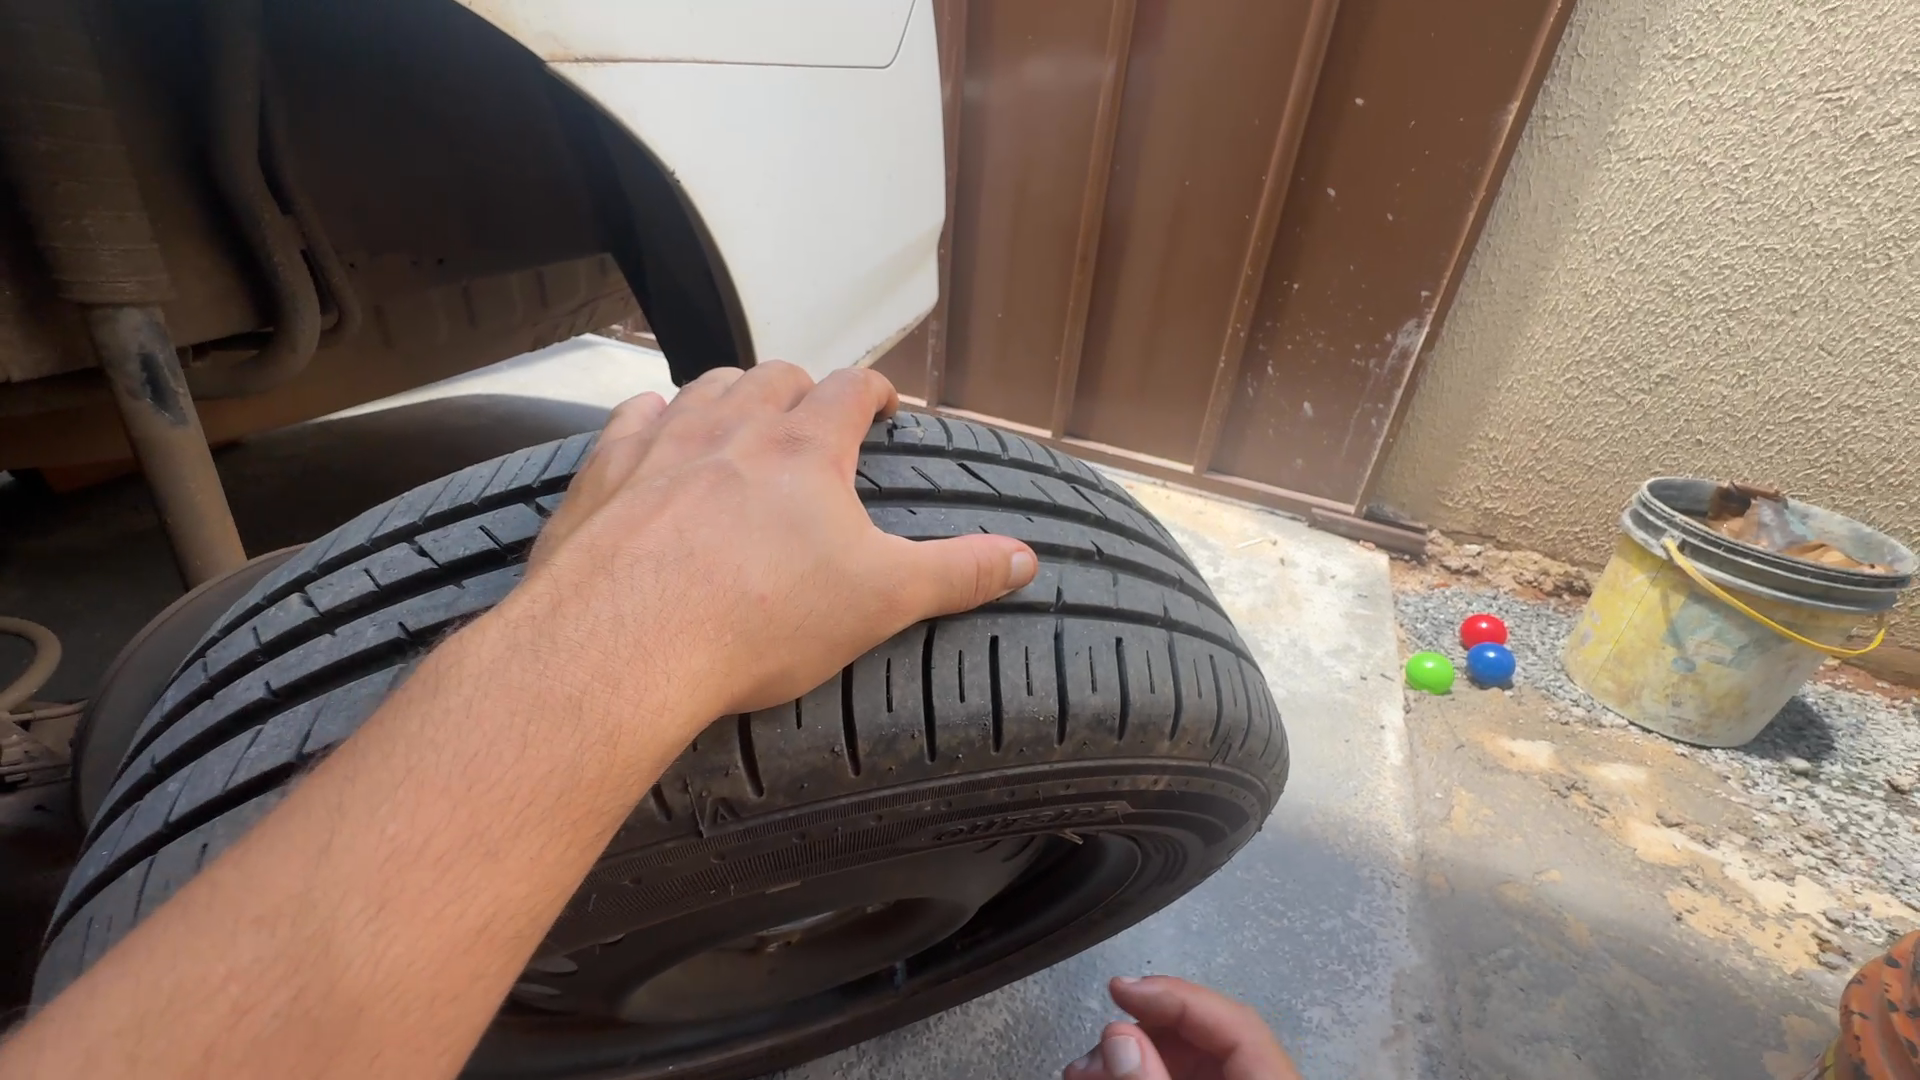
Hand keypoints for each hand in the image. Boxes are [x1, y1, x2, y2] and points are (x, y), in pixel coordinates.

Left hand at [519, 362, 1037, 728]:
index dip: (874, 389)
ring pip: (708, 387)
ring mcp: (664, 443)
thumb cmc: (762, 618)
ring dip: (734, 393)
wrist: (624, 646)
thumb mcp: (882, 600)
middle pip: (776, 377)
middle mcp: (735, 428)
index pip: (851, 390)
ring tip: (746, 419)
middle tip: (815, 417)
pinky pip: (634, 418)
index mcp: (806, 450)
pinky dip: (655, 418)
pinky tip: (657, 433)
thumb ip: (959, 573)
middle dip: (804, 389)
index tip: (884, 403)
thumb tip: (1026, 559)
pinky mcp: (606, 473)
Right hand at [1063, 977, 1300, 1079]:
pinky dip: (1140, 1077)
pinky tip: (1104, 1079)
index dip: (1175, 996)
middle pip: (1205, 1041)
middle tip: (1091, 1052)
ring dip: (1130, 1059)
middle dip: (1139, 1035)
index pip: (1235, 1023)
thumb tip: (1118, 1034)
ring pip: (1185, 1065)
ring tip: (1082, 1072)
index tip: (1119, 990)